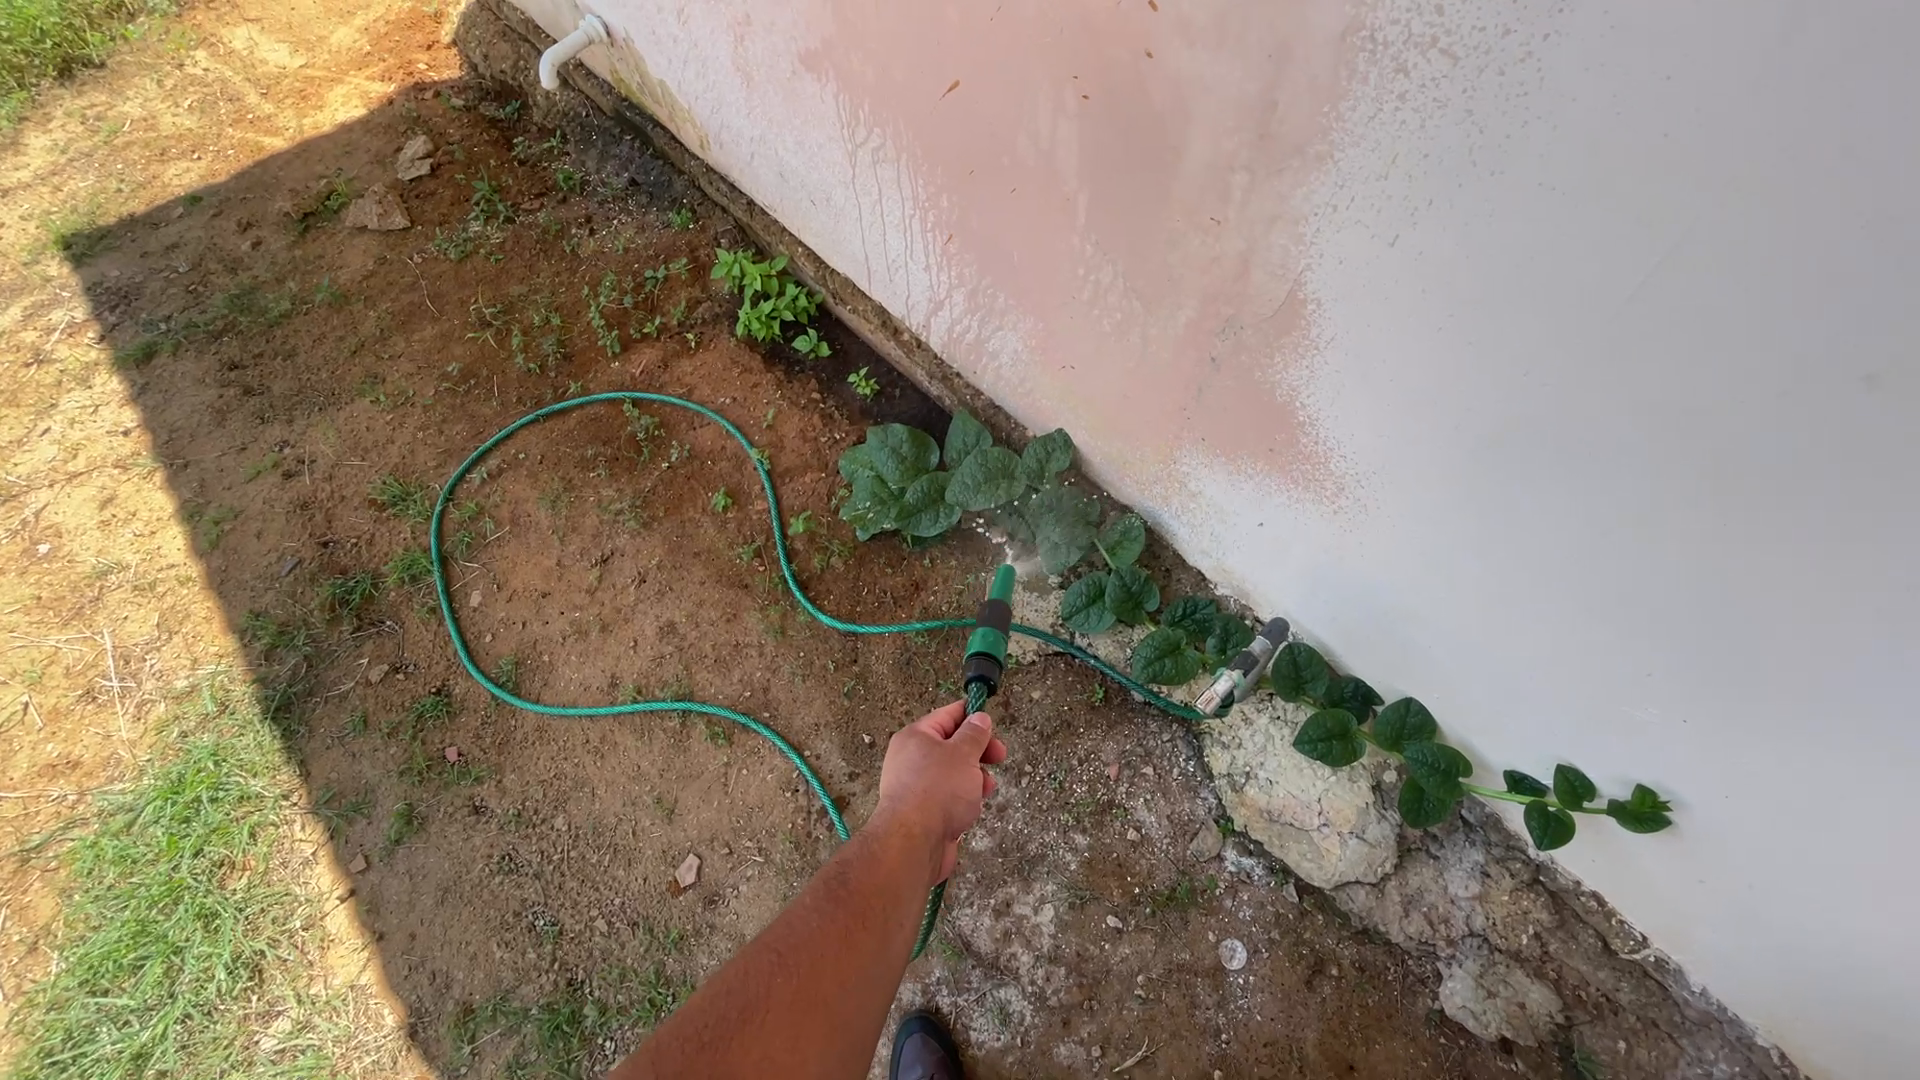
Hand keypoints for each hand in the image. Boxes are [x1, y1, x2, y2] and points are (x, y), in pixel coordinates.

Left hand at [875, 700, 1008, 886]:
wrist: (914, 843)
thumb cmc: (938, 791)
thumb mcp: (963, 753)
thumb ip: (974, 734)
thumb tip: (979, 717)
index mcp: (917, 736)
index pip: (948, 715)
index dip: (972, 716)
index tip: (993, 723)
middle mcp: (913, 758)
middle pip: (952, 745)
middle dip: (978, 751)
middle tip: (999, 756)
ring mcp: (917, 786)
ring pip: (954, 773)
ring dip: (974, 778)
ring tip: (985, 788)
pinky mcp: (924, 811)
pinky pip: (949, 796)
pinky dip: (964, 799)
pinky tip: (972, 808)